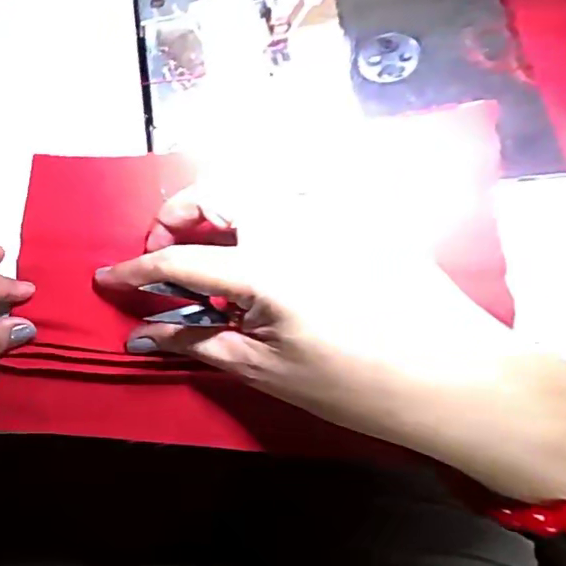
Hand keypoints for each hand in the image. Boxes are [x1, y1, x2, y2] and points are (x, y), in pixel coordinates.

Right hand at [96, 190, 565, 500]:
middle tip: (168, 250)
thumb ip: (194, 342)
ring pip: (261, 179)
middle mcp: (295, 223)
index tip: (107, 278)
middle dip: (178, 214)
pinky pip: (305, 188)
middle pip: (216, 191)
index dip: (135, 271)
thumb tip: (139, 334)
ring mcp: (335, 211)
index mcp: (266, 267)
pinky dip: (270, 203)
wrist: (458, 380)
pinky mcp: (364, 214)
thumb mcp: (264, 370)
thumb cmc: (355, 386)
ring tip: (215, 244)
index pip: (178, 260)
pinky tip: (272, 240)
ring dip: (222, 203)